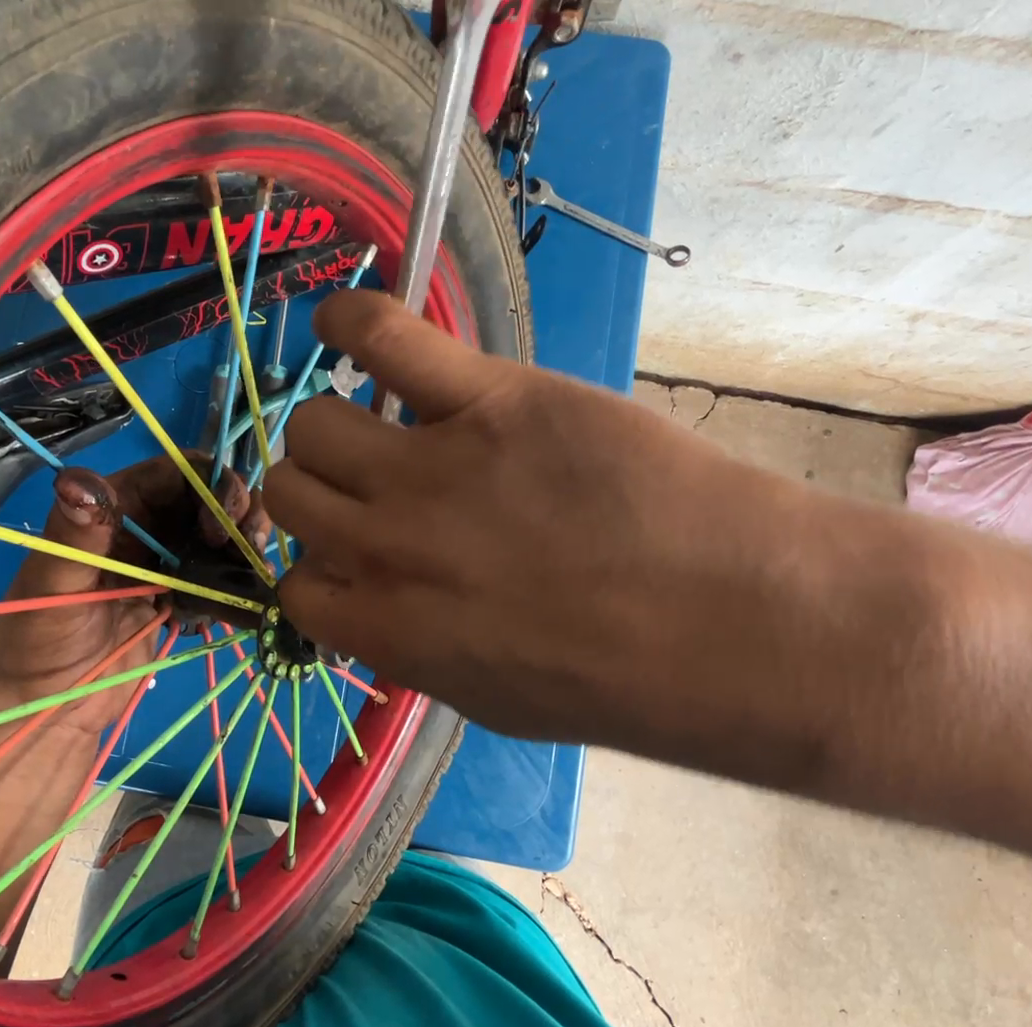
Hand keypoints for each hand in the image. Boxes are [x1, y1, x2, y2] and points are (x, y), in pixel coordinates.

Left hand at [0, 454, 271, 733]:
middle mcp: (144, 529)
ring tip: (259, 566)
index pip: (172, 473)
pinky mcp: (180, 600)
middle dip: (237, 509)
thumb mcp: (53, 588)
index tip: (222, 521)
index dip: (208, 483)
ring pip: (218, 534)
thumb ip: (74, 538)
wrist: (49, 708)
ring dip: (245, 541)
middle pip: (205, 498)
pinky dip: (243, 580)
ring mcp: (165, 565)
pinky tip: (258, 594)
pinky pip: (220, 578)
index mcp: (112, 510)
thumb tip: (81, 483)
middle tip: (251, 542)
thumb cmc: (36, 644)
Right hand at [268, 293, 1031, 921]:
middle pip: (290, 490)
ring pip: (315, 422)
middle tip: (370, 485)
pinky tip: (345, 324)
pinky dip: (347, 321)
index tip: (356, 555)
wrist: (741, 625)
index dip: (321, 566)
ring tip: (383, 422)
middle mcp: (386, 546)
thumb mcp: (492, 700)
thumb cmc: (624, 681)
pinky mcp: (489, 397)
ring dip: (335, 426)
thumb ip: (411, 648)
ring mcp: (431, 467)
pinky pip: (378, 335)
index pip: (293, 584)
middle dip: (320, 493)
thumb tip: (374, 603)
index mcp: (385, 629)